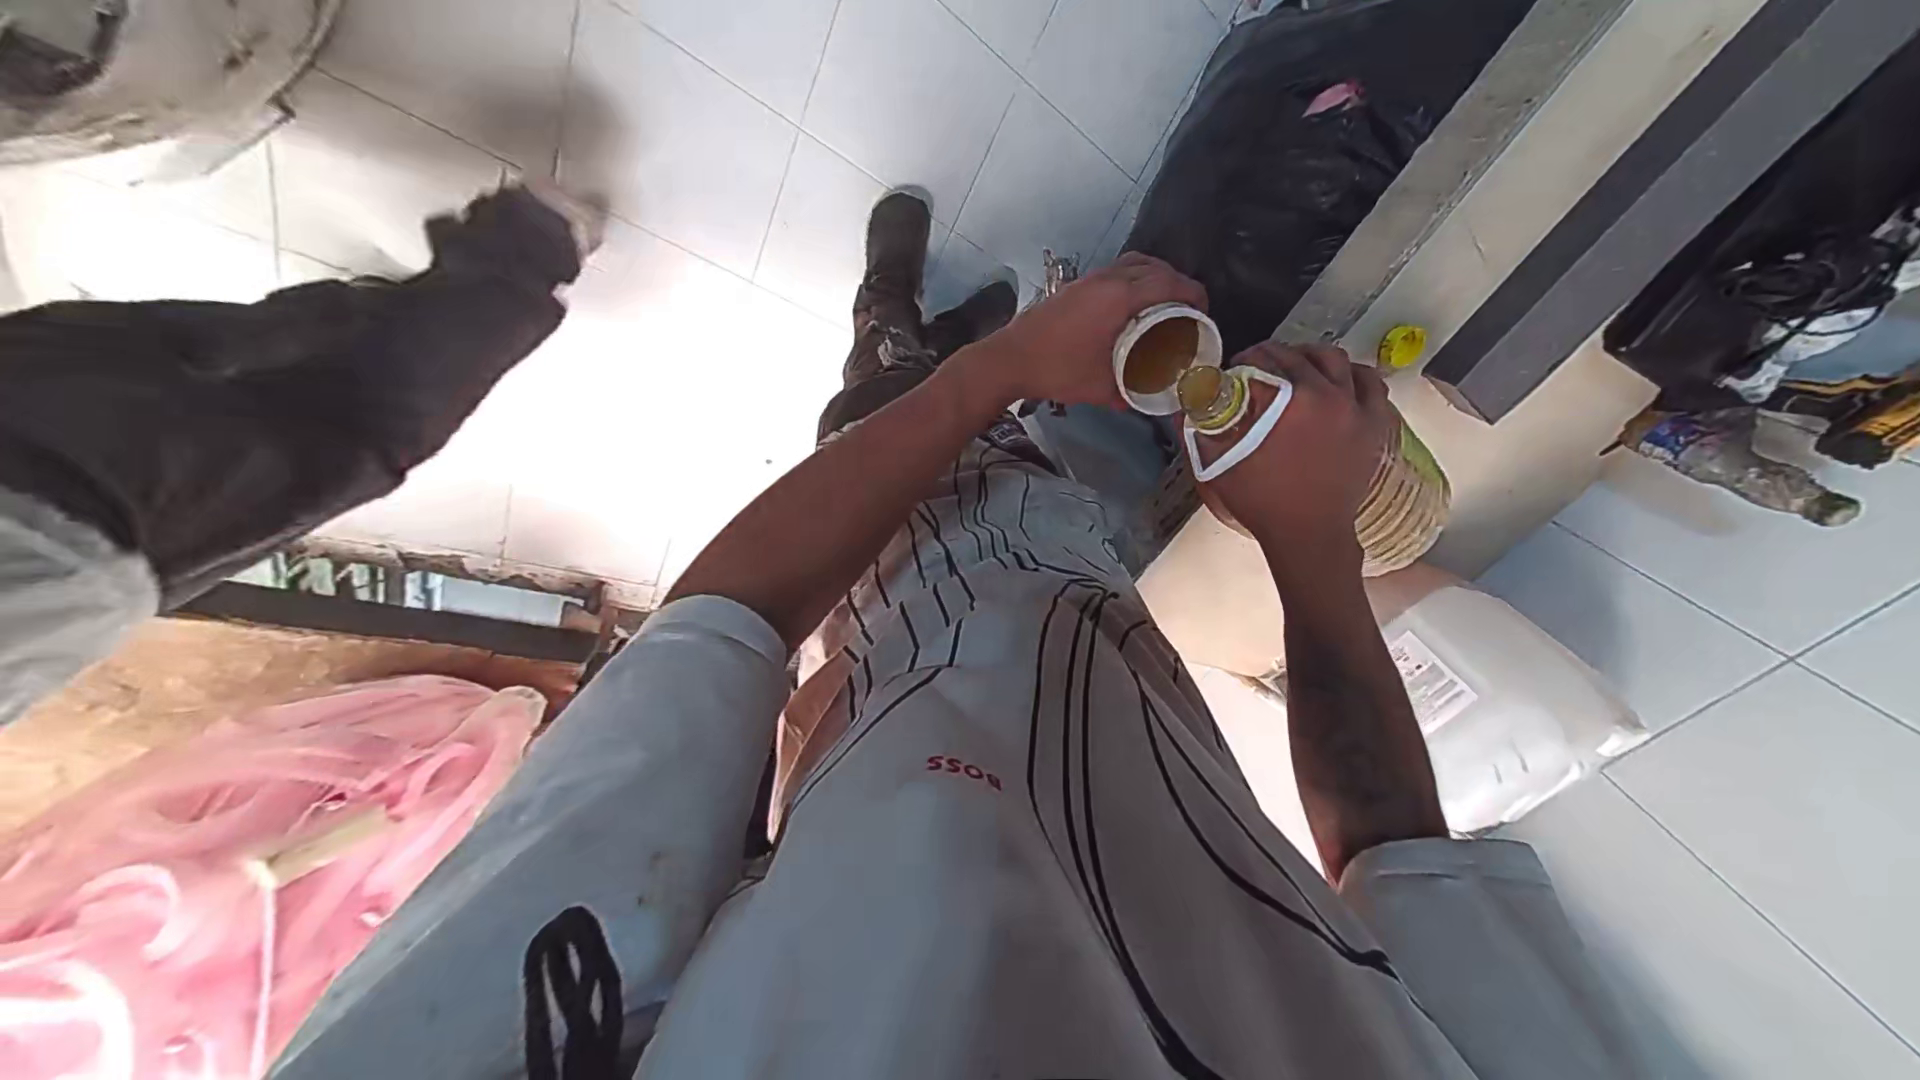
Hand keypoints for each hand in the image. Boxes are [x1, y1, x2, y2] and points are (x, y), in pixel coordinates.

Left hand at [961, 253, 1206, 406]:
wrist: (1008, 359)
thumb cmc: (1056, 370)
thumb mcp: (1099, 388)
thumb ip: (1130, 395)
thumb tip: (1154, 406)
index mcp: (1118, 297)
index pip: (1170, 283)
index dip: (1194, 294)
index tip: (1204, 312)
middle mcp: (1106, 279)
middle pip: (1155, 267)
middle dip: (1178, 284)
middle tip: (1188, 310)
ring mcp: (1088, 279)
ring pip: (1134, 264)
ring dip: (1155, 278)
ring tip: (1164, 305)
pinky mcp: (1075, 286)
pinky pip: (1116, 271)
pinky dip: (1133, 280)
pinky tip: (1133, 307)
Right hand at [1200, 341, 1391, 554]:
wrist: (1308, 532)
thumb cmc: (1261, 501)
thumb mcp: (1220, 467)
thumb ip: (1201, 435)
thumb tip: (1185, 413)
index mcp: (1290, 400)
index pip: (1267, 360)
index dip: (1248, 358)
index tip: (1238, 366)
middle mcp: (1328, 394)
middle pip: (1303, 356)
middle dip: (1278, 355)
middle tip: (1263, 366)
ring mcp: (1357, 408)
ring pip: (1340, 362)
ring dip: (1315, 358)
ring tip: (1301, 367)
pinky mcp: (1374, 425)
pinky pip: (1371, 384)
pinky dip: (1354, 376)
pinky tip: (1340, 381)